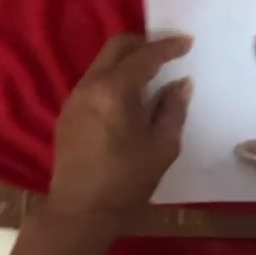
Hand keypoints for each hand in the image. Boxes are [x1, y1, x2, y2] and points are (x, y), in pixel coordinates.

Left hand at [48, 34, 192, 221]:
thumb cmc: (127, 181)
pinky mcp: (68, 112)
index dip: (169, 46)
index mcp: (115, 90)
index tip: (187, 43)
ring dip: (128, 61)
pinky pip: (94, 82)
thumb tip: (180, 84)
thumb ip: (173, 109)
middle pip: (117, 46)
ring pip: (103, 63)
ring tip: (152, 75)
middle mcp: (90, 85)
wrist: (81, 211)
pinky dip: (115, 78)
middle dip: (144, 44)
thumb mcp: (162, 146)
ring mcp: (75, 97)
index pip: (145, 55)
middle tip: (168, 53)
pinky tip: (130, 97)